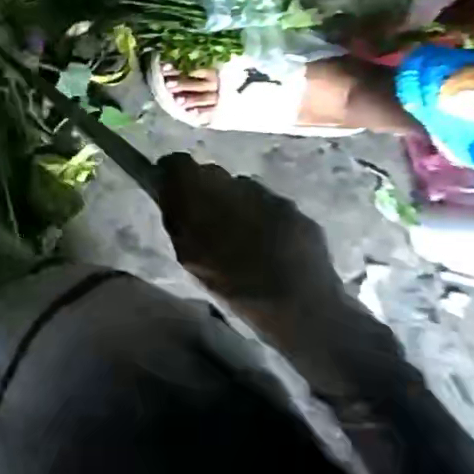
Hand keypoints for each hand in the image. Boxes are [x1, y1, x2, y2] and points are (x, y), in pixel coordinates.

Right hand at [156, 153, 335, 301]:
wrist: (304, 310)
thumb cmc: (238, 291)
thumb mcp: (193, 261)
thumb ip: (178, 223)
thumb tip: (169, 196)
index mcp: (207, 197)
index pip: (179, 163)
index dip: (171, 174)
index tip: (170, 190)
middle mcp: (239, 186)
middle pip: (211, 174)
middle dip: (204, 190)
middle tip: (204, 220)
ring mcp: (271, 196)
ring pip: (241, 188)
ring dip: (235, 203)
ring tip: (238, 235)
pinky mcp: (296, 210)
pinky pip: (268, 204)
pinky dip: (261, 217)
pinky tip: (266, 244)